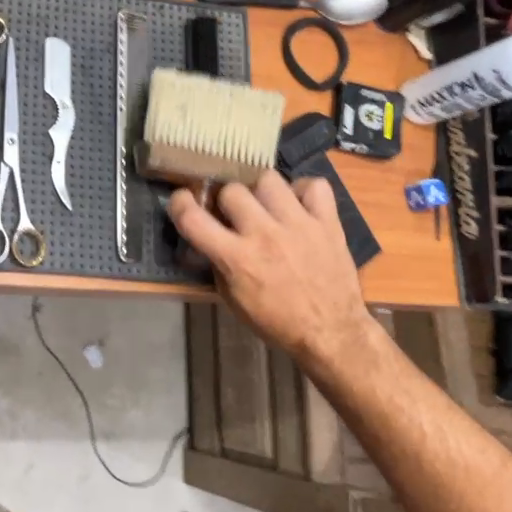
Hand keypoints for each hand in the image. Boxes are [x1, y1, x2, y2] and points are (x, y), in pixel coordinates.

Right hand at [168, 174, 369, 357]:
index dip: (179, 203)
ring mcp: (299, 225)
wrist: (331, 333)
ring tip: (266, 205)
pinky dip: (304, 191)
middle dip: (227, 200)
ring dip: (261, 191)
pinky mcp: (328, 222)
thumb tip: (208, 238)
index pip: (193, 218)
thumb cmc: (277, 321)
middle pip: (232, 190)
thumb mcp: (234, 299)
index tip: (182, 201)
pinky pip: (314, 185)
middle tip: (234, 213)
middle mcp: (264, 235)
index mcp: (237, 259)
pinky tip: (298, 206)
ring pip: (269, 179)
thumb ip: (218, 264)